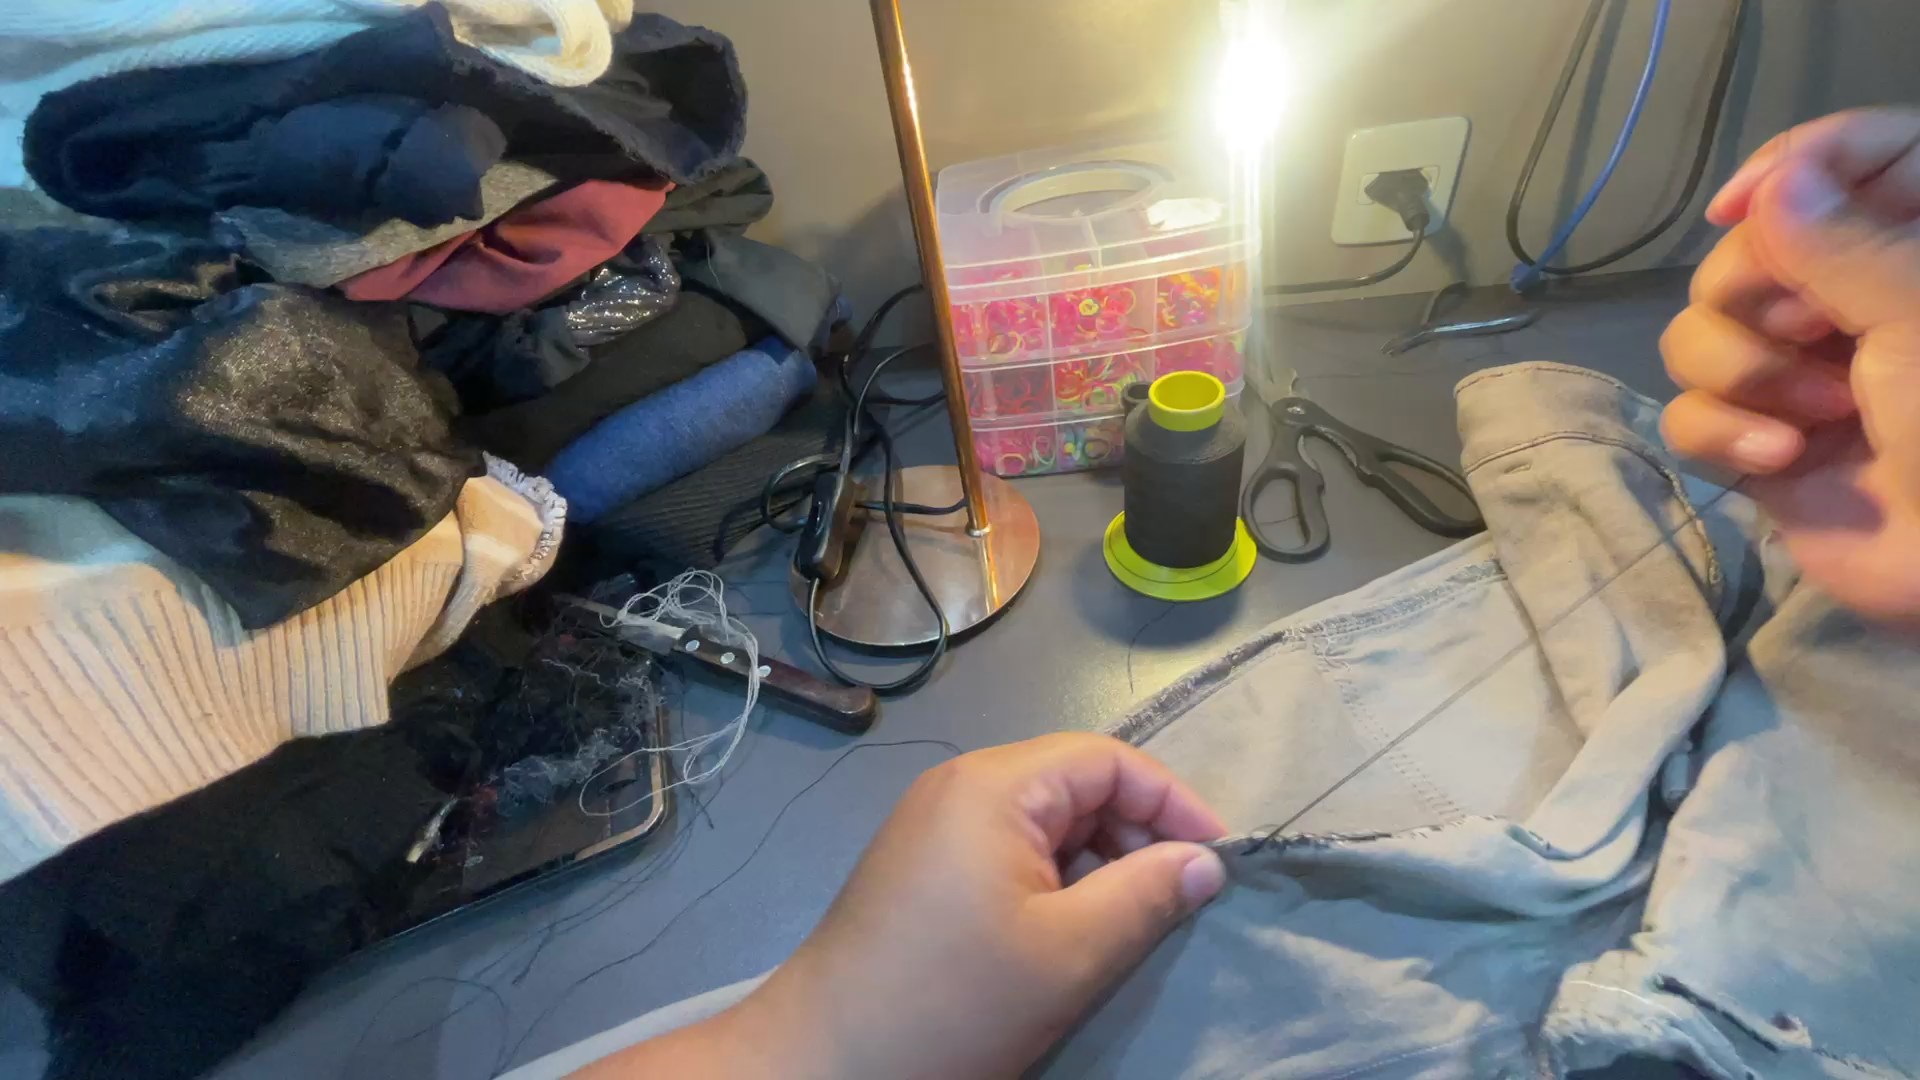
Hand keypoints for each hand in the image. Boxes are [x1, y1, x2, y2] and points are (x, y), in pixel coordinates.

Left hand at [584, 733, 1227, 1079]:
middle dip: (1132, 831)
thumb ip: (1145, 896)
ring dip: (1094, 857)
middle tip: (1174, 898)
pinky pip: (1008, 843)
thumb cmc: (954, 999)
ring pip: (1043, 816)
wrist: (827, 1057)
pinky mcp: (926, 856)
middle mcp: (963, 783)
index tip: (1218, 856)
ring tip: (1125, 918)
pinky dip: (1051, 874)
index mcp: (994, 782)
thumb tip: (1206, 861)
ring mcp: (938, 818)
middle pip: (1072, 782)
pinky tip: (1067, 924)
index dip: (1168, 798)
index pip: (1103, 758)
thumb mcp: (1068, 953)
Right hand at [1660, 107, 1919, 618]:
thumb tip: (1765, 184)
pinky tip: (1777, 458)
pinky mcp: (1754, 437)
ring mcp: (1799, 374)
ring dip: (1740, 378)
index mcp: (1912, 252)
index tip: (1738, 210)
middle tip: (1812, 334)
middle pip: (1739, 262)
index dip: (1788, 170)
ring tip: (1812, 416)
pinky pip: (1687, 414)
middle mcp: (1854, 303)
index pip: (1851, 160)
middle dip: (1752, 304)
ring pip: (1696, 341)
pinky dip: (1723, 435)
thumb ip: (1842, 244)